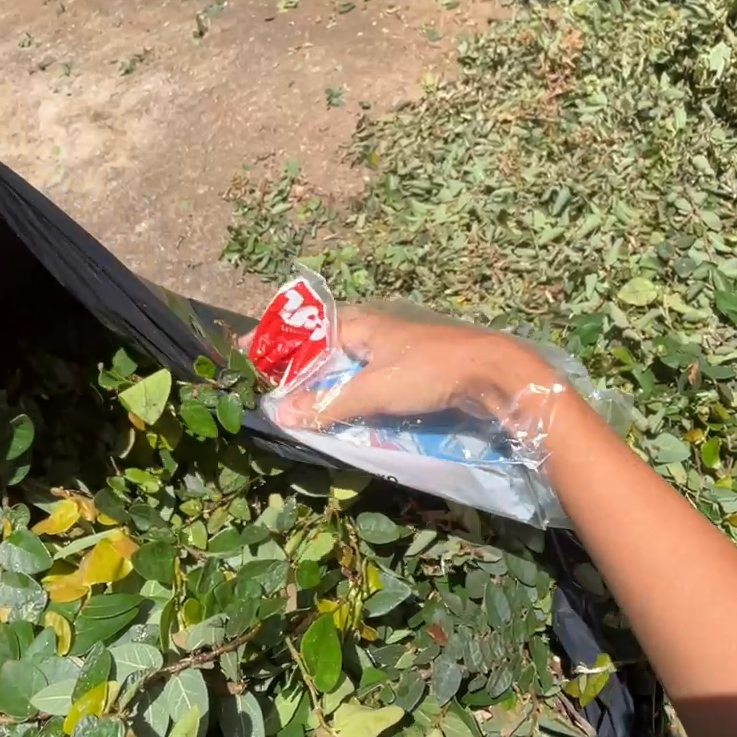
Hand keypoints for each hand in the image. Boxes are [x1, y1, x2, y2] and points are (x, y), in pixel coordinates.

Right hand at [254, 305, 567, 437]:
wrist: (493, 372)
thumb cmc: (431, 371)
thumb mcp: (375, 390)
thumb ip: (329, 402)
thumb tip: (281, 412)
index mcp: (358, 324)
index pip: (304, 330)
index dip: (274, 341)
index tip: (243, 351)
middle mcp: (371, 329)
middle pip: (321, 345)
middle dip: (294, 363)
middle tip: (267, 383)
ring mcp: (391, 346)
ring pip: (344, 361)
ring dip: (320, 378)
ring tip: (295, 398)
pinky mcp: (408, 365)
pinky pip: (364, 373)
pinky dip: (345, 387)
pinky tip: (339, 404)